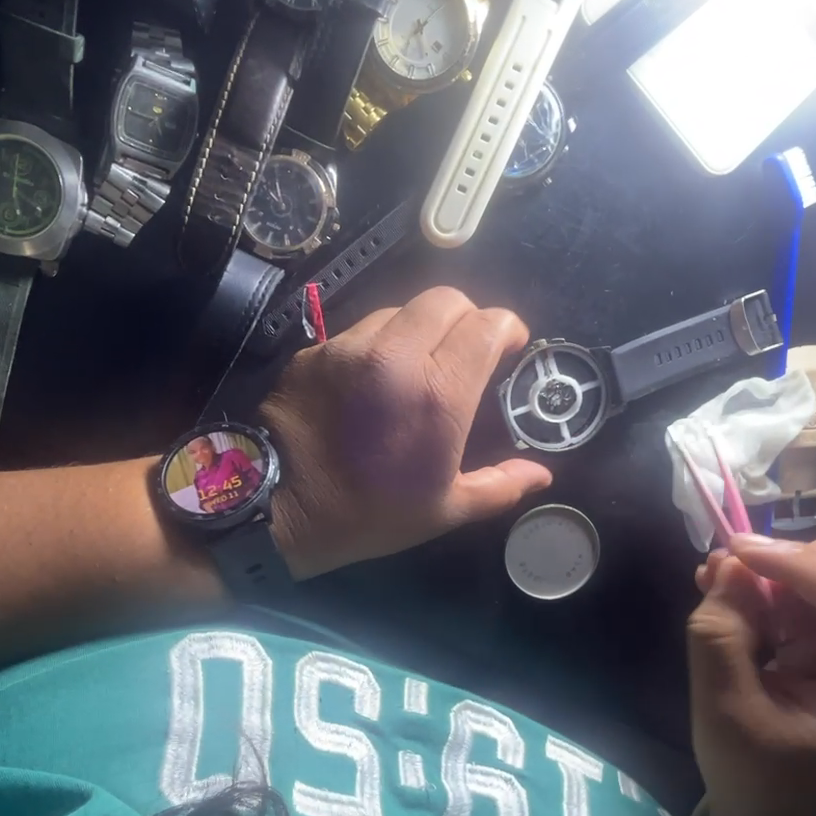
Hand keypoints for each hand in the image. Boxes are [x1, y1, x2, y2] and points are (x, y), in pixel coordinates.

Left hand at [260, 286, 552, 577]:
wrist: (273, 508)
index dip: (506, 330)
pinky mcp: (316, 350)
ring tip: (419, 364)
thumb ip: (499, 485)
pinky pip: (360, 329)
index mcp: (438, 394)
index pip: (487, 325)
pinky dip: (379, 343)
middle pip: (448, 300)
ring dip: (421, 328)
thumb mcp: (441, 511)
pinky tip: (374, 378)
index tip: (509, 348)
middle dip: (468, 318)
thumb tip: (541, 473)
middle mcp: (396, 355)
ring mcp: (350, 347)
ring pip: (402, 309)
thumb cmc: (365, 514)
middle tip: (466, 351)